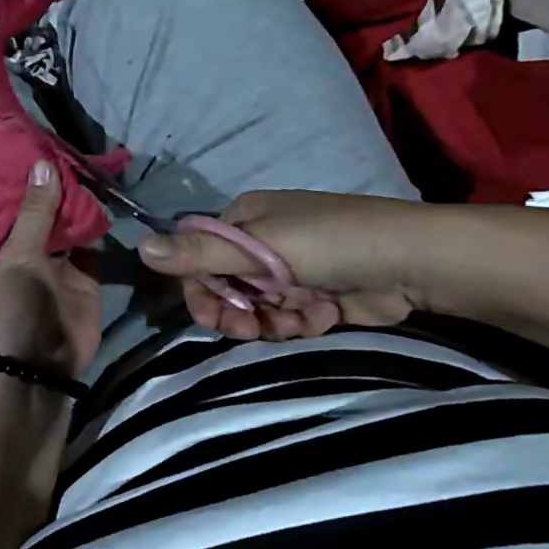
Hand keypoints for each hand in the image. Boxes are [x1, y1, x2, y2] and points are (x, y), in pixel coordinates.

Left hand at [0, 160, 102, 375]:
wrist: (40, 367)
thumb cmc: (13, 309)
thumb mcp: (17, 258)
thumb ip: (35, 215)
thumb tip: (44, 164)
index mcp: (2, 249)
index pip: (16, 208)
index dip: (29, 183)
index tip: (42, 146)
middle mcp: (31, 255)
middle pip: (48, 216)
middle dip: (60, 192)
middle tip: (76, 152)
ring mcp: (60, 267)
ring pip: (73, 229)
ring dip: (81, 208)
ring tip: (94, 169)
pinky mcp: (87, 280)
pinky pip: (95, 248)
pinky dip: (100, 229)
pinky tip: (107, 202)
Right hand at [137, 190, 423, 340]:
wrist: (409, 262)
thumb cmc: (331, 243)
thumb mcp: (261, 248)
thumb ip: (201, 254)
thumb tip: (139, 247)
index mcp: (245, 219)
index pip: (200, 259)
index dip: (202, 291)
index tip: (213, 316)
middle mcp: (263, 242)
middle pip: (227, 288)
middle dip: (239, 313)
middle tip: (253, 329)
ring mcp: (291, 270)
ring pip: (258, 308)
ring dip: (275, 319)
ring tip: (305, 316)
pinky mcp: (314, 295)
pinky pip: (288, 318)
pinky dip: (302, 321)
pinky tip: (326, 313)